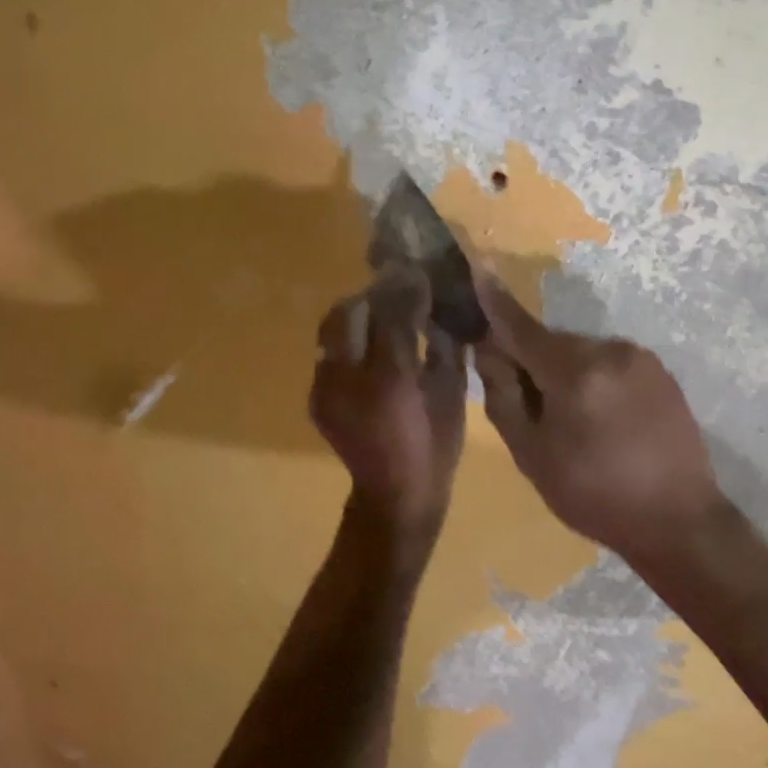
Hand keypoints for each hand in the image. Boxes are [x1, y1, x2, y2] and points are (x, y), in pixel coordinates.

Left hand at [311, 268, 467, 535]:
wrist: (395, 497)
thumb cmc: (434, 444)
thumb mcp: (451, 392)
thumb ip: (443, 344)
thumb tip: (439, 305)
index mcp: (392, 376)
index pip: (395, 312)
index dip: (408, 286)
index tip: (419, 270)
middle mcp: (351, 377)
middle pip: (352, 311)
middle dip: (374, 294)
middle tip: (396, 290)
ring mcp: (326, 387)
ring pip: (332, 329)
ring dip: (356, 315)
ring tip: (379, 315)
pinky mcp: (316, 398)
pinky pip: (327, 354)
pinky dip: (347, 343)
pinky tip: (367, 350)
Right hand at [470, 276, 727, 558]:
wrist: (679, 521)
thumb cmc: (594, 496)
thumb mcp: (532, 455)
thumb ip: (503, 396)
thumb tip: (488, 349)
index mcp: (573, 372)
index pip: (521, 327)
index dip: (494, 301)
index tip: (477, 266)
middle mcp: (609, 351)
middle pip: (551, 343)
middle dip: (533, 362)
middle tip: (531, 411)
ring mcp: (640, 358)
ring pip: (581, 353)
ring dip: (566, 374)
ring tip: (576, 426)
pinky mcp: (660, 371)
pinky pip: (610, 364)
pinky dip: (595, 380)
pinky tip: (605, 422)